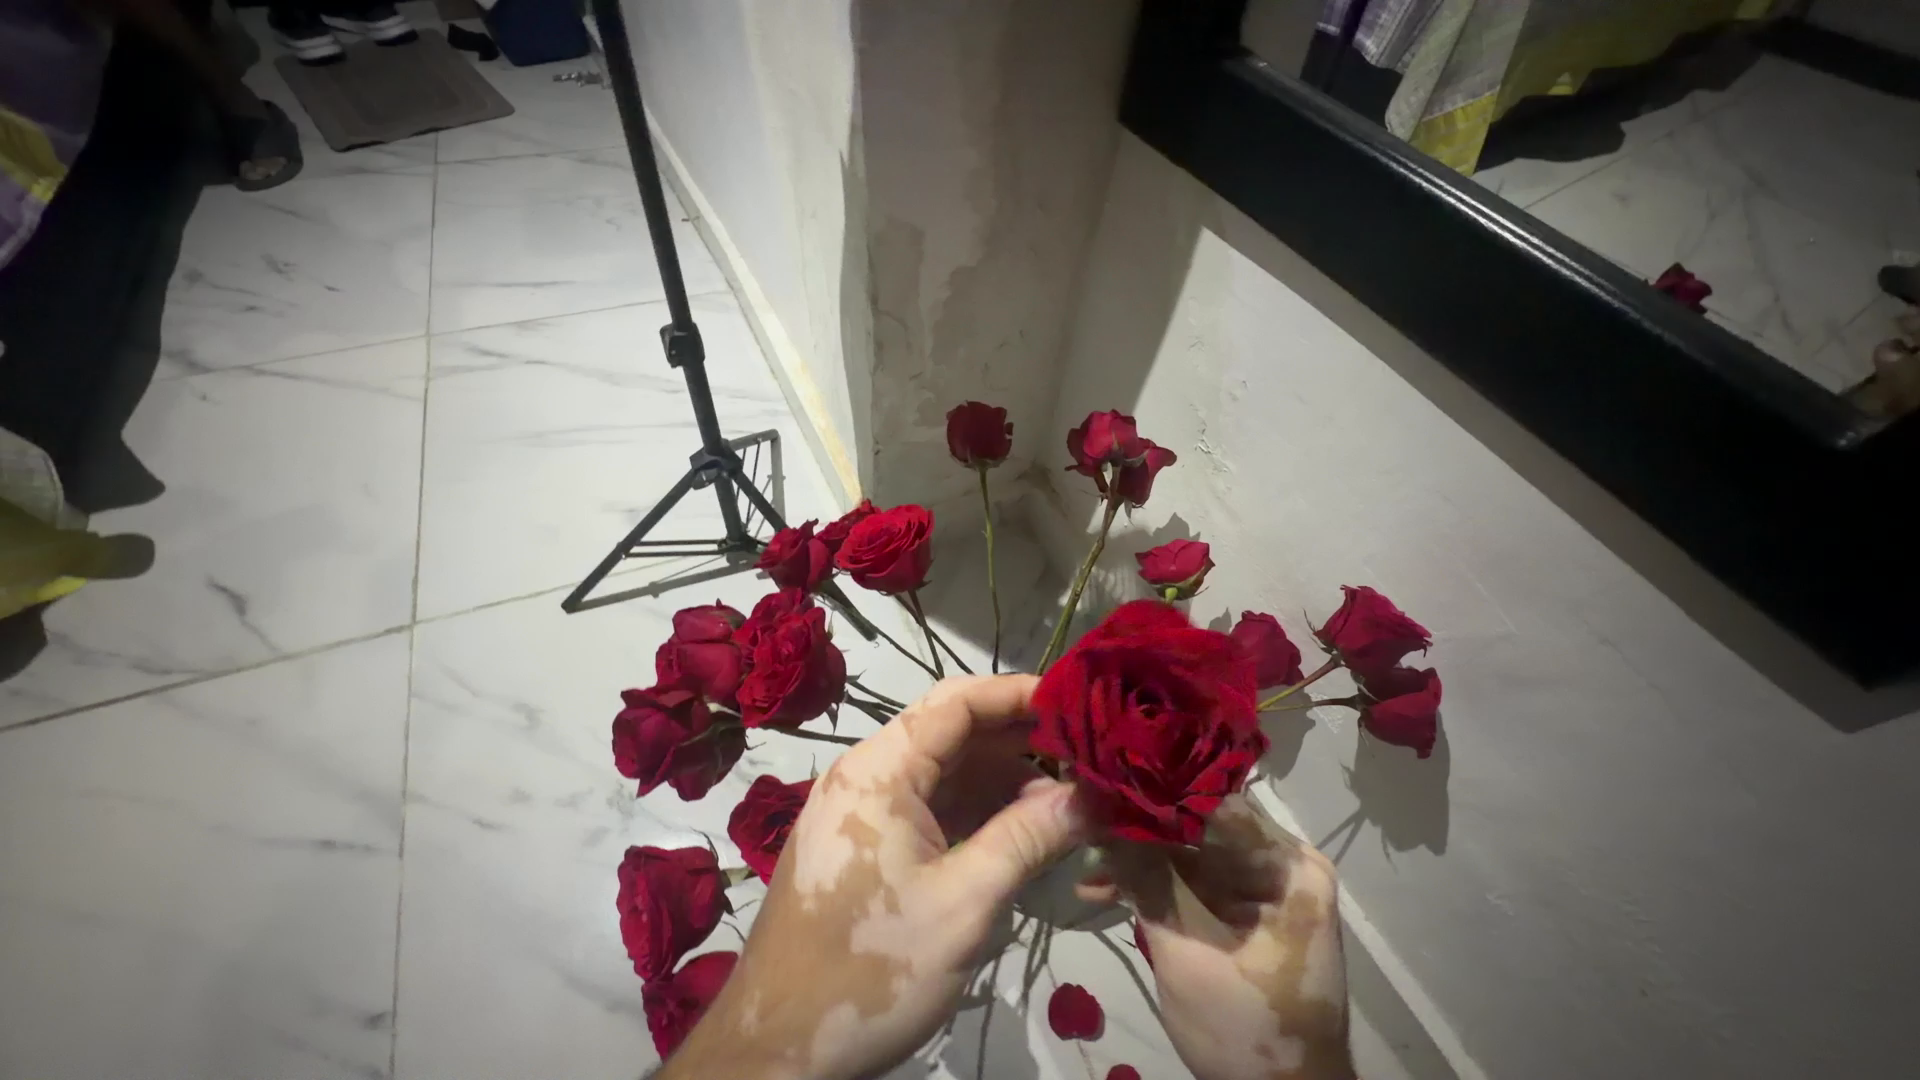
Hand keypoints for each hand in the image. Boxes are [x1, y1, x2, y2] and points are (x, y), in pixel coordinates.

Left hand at [662, 675, 1088, 1079]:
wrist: (780, 1046)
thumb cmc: (872, 970)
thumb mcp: (965, 903)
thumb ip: (1030, 838)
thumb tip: (1094, 797)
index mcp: (880, 770)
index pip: (956, 701)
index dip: (1018, 693)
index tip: (1078, 702)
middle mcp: (868, 774)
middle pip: (951, 731)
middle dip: (1019, 737)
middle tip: (1086, 751)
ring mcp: (864, 810)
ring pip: (944, 771)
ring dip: (1003, 777)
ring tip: (1069, 793)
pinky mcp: (868, 844)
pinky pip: (931, 806)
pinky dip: (978, 810)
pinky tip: (1023, 829)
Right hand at [1081, 796, 1354, 1079]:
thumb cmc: (1247, 1029)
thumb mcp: (1187, 952)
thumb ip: (1146, 878)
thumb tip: (1101, 814)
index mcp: (1287, 865)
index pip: (1211, 802)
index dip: (1153, 792)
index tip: (1100, 783)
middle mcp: (1281, 862)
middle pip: (1197, 826)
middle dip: (1137, 832)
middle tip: (1083, 825)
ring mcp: (1263, 887)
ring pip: (1187, 853)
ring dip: (1137, 862)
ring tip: (1086, 869)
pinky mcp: (1243, 911)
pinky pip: (1193, 882)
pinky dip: (1154, 887)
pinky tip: (1105, 890)